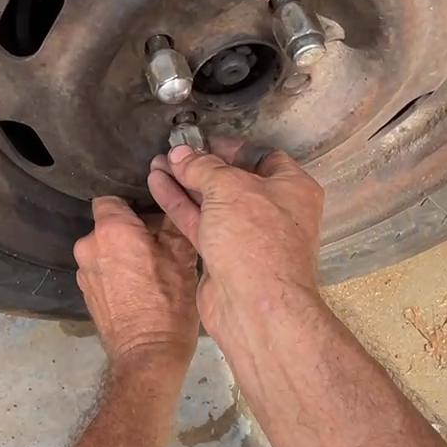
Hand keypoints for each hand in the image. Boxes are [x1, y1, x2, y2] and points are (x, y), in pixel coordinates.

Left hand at [73, 196, 200, 378]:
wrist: (146, 357)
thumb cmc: (168, 304)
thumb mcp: (182, 258)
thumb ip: (174, 221)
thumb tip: (174, 198)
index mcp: (110, 230)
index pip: (112, 198)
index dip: (133, 204)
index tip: (153, 216)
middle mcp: (88, 246)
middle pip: (109, 224)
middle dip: (131, 230)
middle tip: (160, 244)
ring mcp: (83, 271)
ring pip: (105, 248)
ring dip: (123, 252)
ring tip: (152, 269)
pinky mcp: (85, 293)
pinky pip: (101, 270)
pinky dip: (117, 272)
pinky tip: (139, 288)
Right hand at [147, 144, 325, 362]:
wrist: (256, 306)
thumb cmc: (255, 238)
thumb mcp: (229, 189)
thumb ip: (202, 167)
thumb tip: (181, 153)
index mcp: (291, 188)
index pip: (262, 156)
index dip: (229, 146)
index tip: (200, 140)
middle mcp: (273, 210)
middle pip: (232, 179)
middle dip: (200, 165)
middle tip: (171, 152)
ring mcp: (246, 235)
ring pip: (211, 201)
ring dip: (184, 183)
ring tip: (156, 163)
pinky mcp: (223, 255)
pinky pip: (199, 222)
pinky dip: (179, 204)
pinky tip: (156, 185)